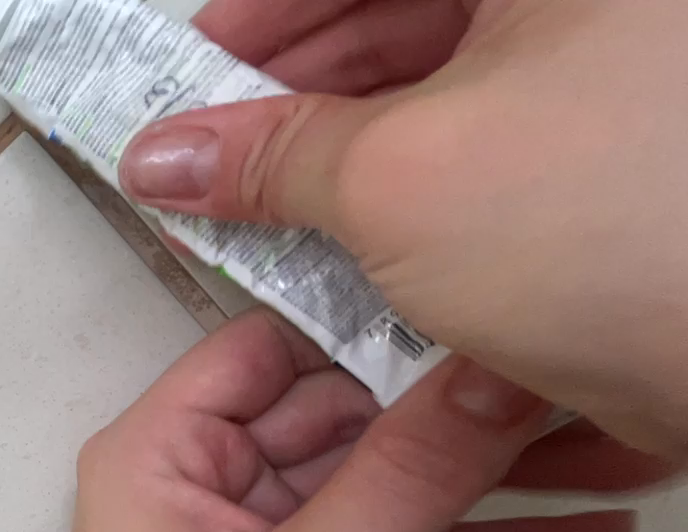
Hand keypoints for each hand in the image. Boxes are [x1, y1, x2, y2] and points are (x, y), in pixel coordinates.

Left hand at [53, 312, 671, 531]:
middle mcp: (184, 466)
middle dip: (463, 410)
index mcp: (157, 447)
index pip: (266, 347)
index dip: (375, 328)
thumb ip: (410, 473)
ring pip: (361, 468)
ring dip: (481, 473)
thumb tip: (501, 366)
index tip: (497, 315)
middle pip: (331, 405)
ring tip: (634, 459)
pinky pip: (358, 525)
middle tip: (610, 401)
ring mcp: (227, 513)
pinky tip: (574, 530)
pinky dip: (447, 531)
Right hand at [115, 0, 687, 460]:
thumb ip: (266, 159)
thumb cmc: (640, 224)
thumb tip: (162, 157)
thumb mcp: (401, 175)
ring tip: (245, 211)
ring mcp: (607, 80)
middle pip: (395, 22)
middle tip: (199, 159)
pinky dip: (376, 198)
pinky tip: (321, 238)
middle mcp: (601, 9)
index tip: (185, 75)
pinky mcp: (597, 163)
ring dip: (320, 158)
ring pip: (419, 96)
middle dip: (281, 96)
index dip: (263, 12)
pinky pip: (454, 157)